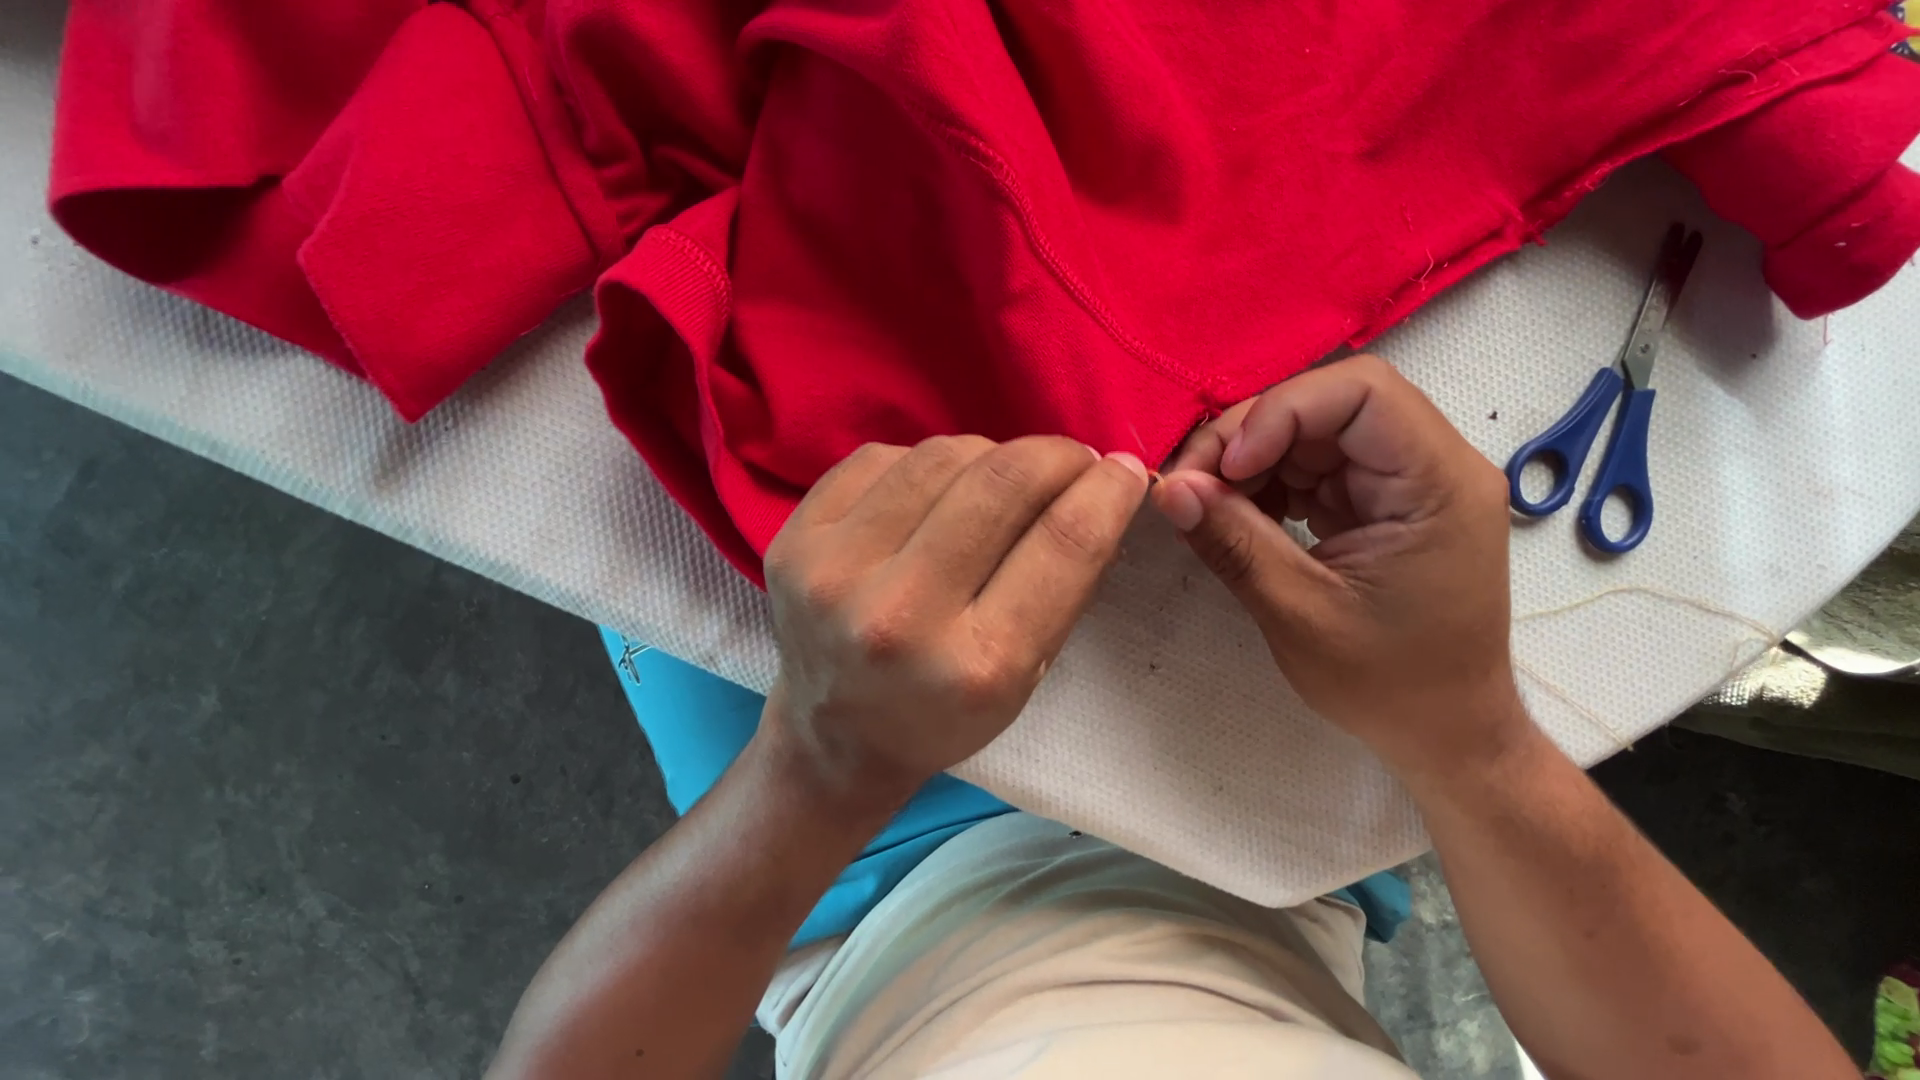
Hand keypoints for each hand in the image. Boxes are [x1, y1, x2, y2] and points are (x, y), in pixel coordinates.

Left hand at [761, 436, 1150, 811]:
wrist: (836, 734)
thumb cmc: (945, 713)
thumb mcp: (1027, 675)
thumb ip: (1068, 583)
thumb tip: (1104, 485)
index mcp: (975, 667)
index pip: (1063, 543)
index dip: (1109, 491)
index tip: (1127, 470)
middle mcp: (899, 615)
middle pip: (1001, 482)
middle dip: (1056, 455)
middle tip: (1074, 459)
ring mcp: (833, 571)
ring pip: (941, 455)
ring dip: (991, 453)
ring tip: (1003, 479)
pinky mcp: (793, 540)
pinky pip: (881, 457)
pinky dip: (926, 463)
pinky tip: (936, 492)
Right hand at [1152, 354, 1525, 778]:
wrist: (1443, 731)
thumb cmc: (1387, 683)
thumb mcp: (1299, 614)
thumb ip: (1234, 542)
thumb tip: (1167, 488)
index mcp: (1437, 484)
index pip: (1361, 392)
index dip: (1280, 412)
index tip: (1224, 469)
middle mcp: (1431, 465)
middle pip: (1329, 405)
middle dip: (1249, 436)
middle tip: (1189, 486)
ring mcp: (1406, 482)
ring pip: (1313, 432)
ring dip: (1250, 461)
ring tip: (1206, 506)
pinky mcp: (1380, 501)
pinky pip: (1315, 466)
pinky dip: (1266, 483)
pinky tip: (1236, 516)